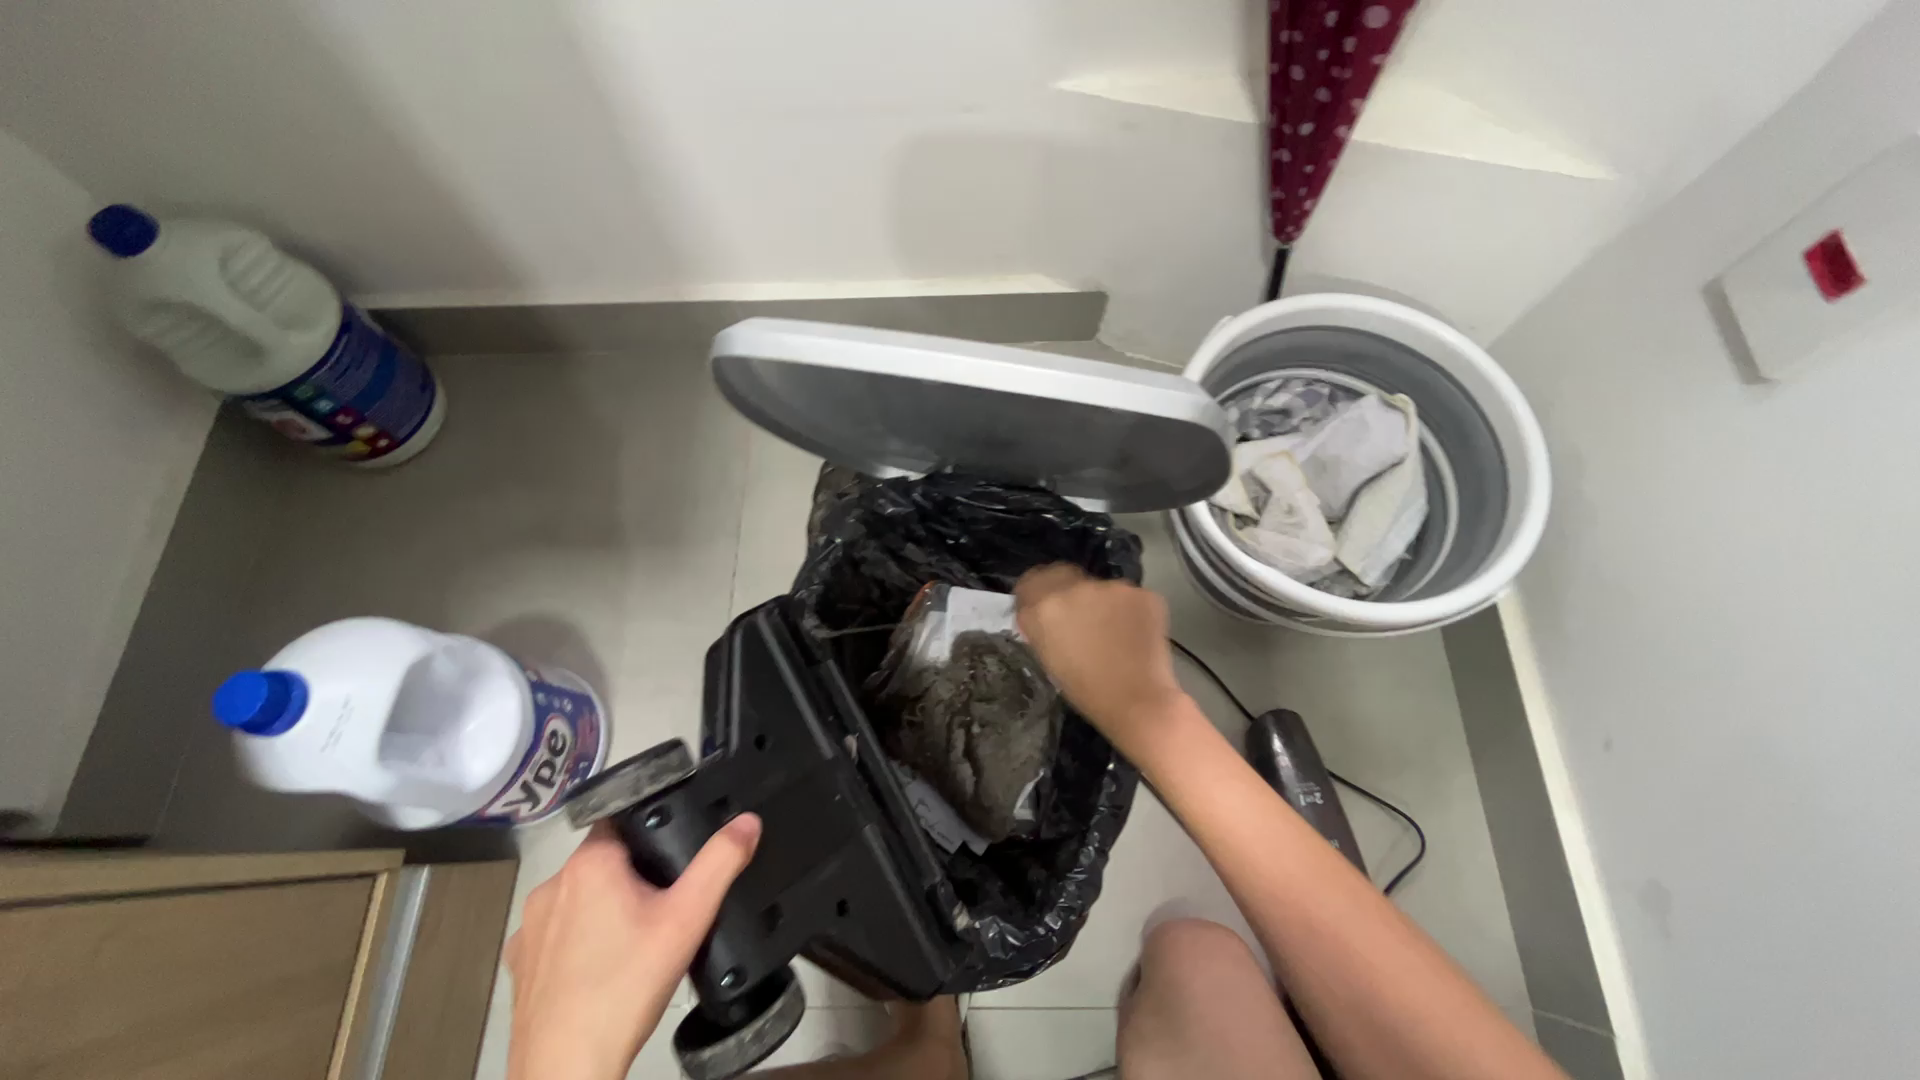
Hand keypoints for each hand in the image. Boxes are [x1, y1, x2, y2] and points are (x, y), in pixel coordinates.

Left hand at [505, 815, 761, 1079]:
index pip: (622, 821)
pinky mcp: (519, 963)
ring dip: (604, 908)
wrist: (567, 1068)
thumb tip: (746, 821)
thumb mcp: (688, 919)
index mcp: (590, 863)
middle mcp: (551, 885)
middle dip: (633, 875)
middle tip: (664, 906)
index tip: (674, 857)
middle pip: (603, 861)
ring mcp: (530, 926)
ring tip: (636, 940)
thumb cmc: (627, 985)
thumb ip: (720, 862)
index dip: (652, 831)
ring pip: (578, 898)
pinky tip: (601, 968)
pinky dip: (578, 943)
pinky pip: (556, 935)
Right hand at [1015, 564, 1188, 755]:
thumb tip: (1041, 610)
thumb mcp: (1047, 656)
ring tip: (1113, 632)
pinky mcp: (1141, 592)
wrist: (1137, 700)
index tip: (1044, 603)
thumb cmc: (1085, 689)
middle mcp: (1074, 589)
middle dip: (1069, 591)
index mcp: (1044, 608)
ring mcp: (1111, 587)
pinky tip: (1134, 633)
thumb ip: (1040, 625)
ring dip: (1102, 602)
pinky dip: (1128, 610)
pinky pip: (1128, 597)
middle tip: (1081, 616)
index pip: (1031, 580)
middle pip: (1064, 575)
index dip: (1037, 591)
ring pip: (1100, 588)